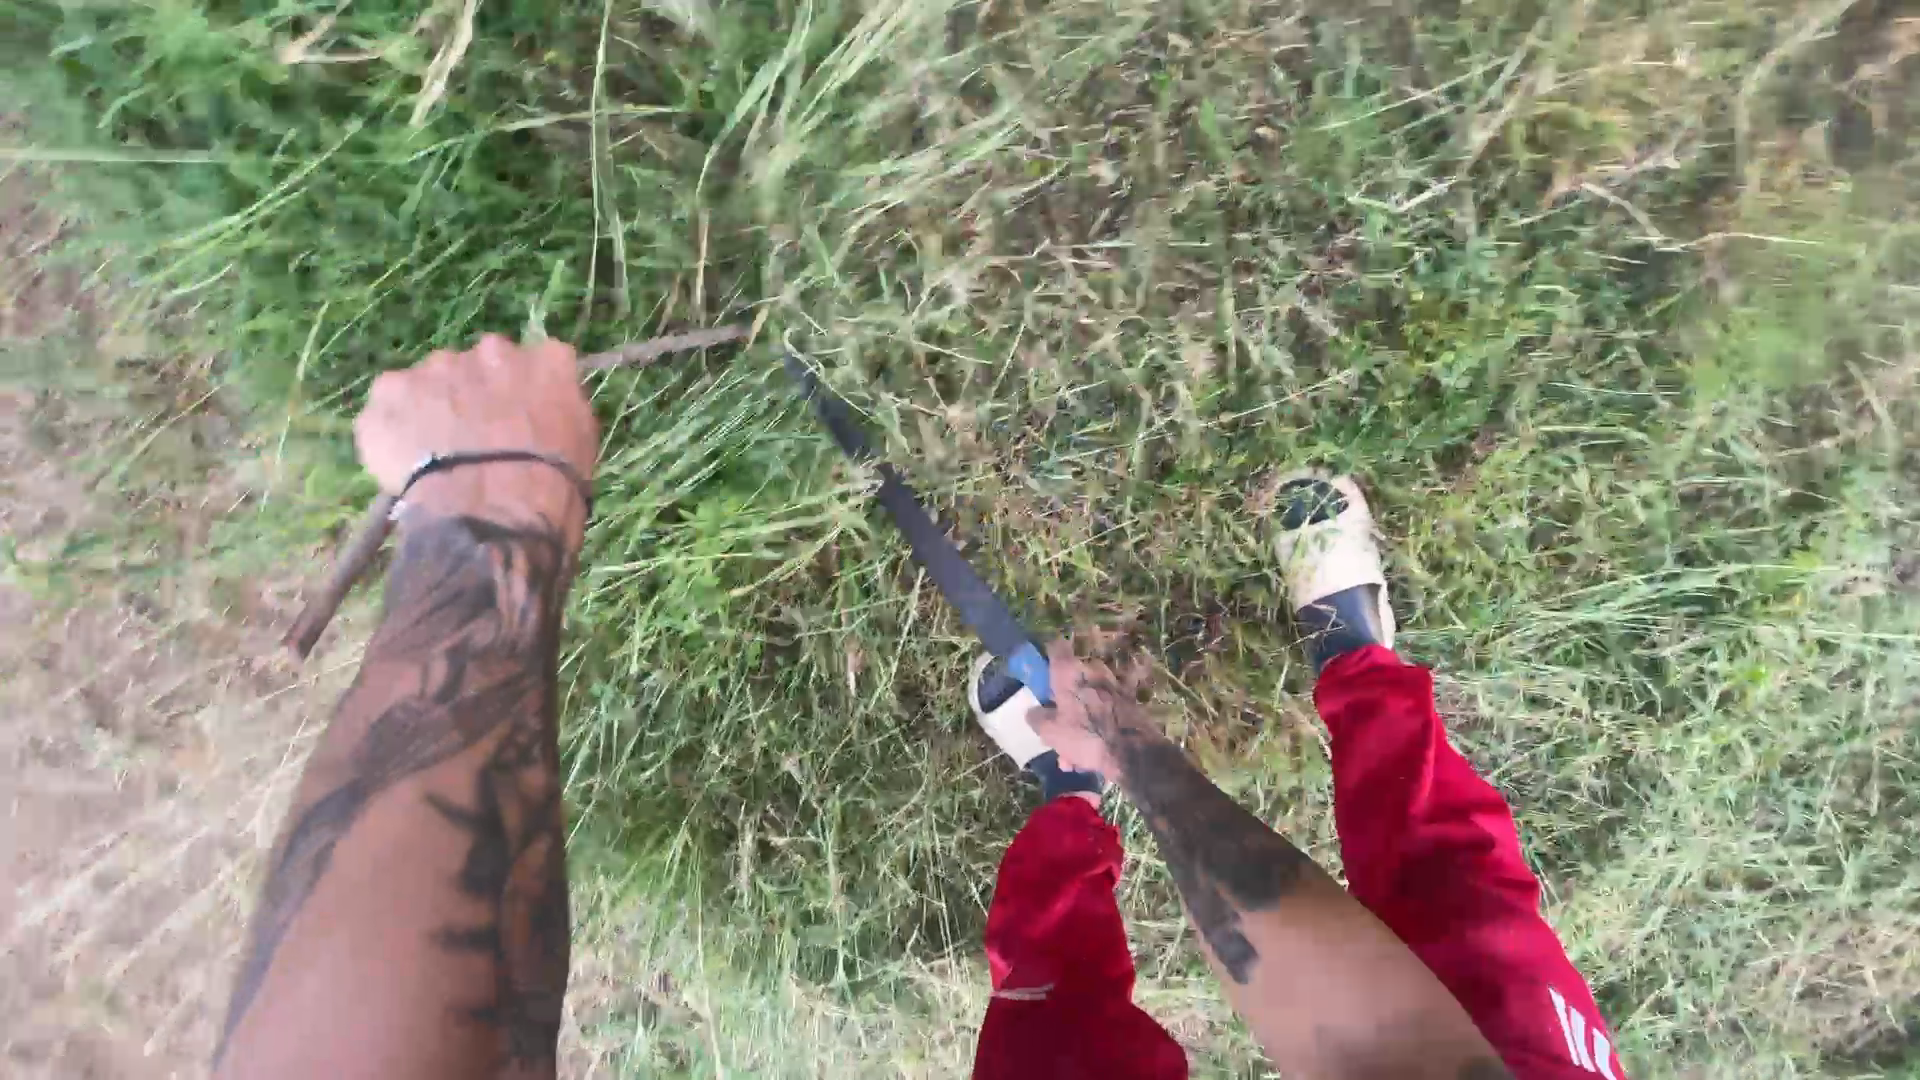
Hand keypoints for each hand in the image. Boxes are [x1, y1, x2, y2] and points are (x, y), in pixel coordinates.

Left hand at [355, 335, 598, 543]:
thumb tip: (545, 405)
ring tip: (441, 451)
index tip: (527, 415)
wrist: (496, 506)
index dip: (529, 388)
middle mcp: (491, 350)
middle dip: (480, 390)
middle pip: (482, 364)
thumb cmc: (554, 479)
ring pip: (434, 380)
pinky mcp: (390, 390)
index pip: (540, 360)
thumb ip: (561, 404)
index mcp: (545, 360)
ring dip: (437, 405)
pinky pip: (392, 405)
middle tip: (482, 434)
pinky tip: (411, 460)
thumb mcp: (582, 437)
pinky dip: (399, 426)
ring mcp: (437, 366)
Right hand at [1028, 639, 1158, 777]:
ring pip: (1087, 700)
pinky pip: (1103, 712)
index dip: (1045, 655)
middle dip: (1062, 703)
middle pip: (1071, 680)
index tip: (1040, 670)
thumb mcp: (1050, 732)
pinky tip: (1090, 758)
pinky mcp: (1129, 702)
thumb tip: (1033, 712)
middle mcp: (1092, 671)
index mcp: (1069, 672)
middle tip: (1055, 725)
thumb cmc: (1086, 735)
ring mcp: (1113, 685)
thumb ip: (1037, 718)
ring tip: (1072, 756)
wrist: (1135, 752)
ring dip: (1078, 722)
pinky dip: (1094, 729)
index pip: (1055, 647)